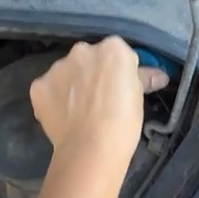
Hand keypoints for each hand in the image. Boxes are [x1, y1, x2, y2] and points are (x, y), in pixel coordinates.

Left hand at [29, 38, 168, 166]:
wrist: (91, 149)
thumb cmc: (123, 122)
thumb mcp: (139, 98)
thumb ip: (143, 78)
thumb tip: (159, 76)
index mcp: (113, 48)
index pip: (117, 53)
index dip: (119, 71)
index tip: (121, 89)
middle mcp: (82, 51)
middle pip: (89, 58)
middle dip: (93, 73)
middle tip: (101, 100)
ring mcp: (57, 67)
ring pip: (67, 72)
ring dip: (72, 85)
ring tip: (81, 111)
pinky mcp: (39, 86)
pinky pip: (49, 89)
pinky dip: (55, 99)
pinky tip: (65, 117)